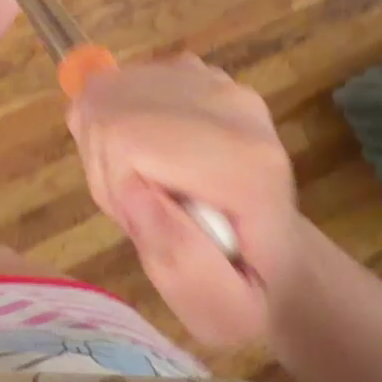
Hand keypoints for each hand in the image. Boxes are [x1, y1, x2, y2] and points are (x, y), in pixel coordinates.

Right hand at [65, 57, 301, 349]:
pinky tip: (145, 155)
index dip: (116, 188)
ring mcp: (209, 78)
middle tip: (142, 211)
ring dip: (105, 147)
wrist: (277, 252)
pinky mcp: (189, 67)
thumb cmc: (249, 293)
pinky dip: (111, 125)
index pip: (124, 139)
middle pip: (110, 110)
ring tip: (145, 187)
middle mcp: (231, 104)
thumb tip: (136, 191)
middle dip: (105, 168)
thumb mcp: (223, 313)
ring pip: (105, 95)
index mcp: (247, 165)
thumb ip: (182, 265)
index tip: (148, 225)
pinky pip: (114, 87)